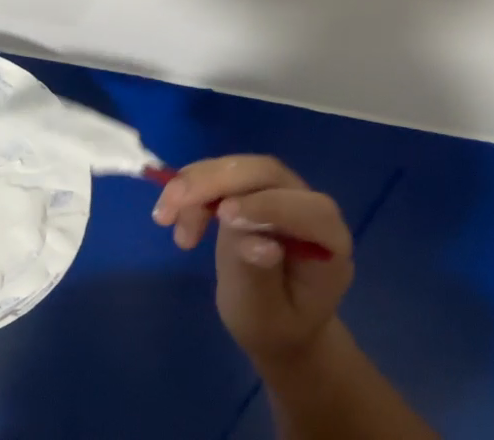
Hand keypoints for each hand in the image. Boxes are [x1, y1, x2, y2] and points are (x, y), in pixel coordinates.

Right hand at [152, 155, 354, 367]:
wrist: (275, 323)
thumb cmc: (274, 325)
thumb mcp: (263, 314)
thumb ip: (257, 274)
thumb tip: (252, 239)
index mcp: (329, 240)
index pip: (307, 209)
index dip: (267, 206)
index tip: (222, 217)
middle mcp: (308, 205)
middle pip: (265, 173)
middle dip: (216, 181)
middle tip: (172, 202)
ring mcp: (280, 193)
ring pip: (238, 168)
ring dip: (196, 183)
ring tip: (164, 217)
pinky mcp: (253, 190)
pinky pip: (222, 175)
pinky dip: (192, 188)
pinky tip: (174, 216)